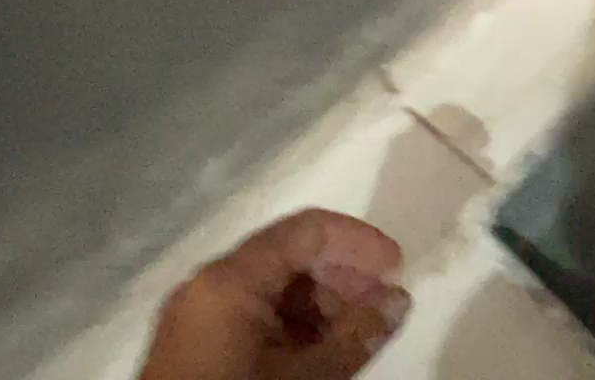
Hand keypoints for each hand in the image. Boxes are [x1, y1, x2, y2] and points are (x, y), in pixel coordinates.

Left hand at [139, 209, 411, 379]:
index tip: (397, 269)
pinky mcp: (195, 348)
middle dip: (344, 276)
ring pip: (277, 287)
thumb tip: (399, 300)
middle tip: (381, 306)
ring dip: (324, 304)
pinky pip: (256, 315)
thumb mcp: (304, 379)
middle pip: (292, 255)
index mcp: (230, 279)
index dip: (359, 242)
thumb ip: (355, 335)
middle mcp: (209, 284)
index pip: (309, 230)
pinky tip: (323, 352)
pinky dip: (296, 326)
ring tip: (358, 334)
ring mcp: (197, 317)